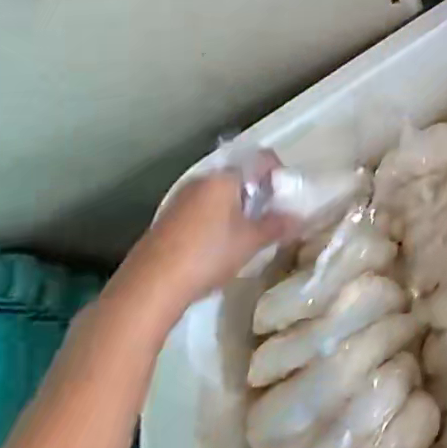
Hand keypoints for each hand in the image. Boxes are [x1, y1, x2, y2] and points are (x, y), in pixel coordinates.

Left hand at [112, 152, 295, 321]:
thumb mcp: (250, 242)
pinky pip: (200, 210)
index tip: (286, 198)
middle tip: (268, 219)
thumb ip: (277, 225)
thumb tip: (299, 216)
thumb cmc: (207, 255)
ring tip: (243, 236)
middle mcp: (201, 180)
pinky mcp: (166, 220)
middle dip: (256, 194)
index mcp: (224, 177)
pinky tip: (215, 247)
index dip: (279, 174)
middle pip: (238, 176)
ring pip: (218, 194)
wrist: (147, 288)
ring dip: (235, 208)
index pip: (261, 159)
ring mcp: (179, 200)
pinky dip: (214, 220)